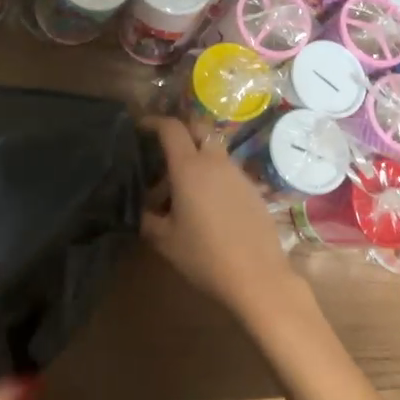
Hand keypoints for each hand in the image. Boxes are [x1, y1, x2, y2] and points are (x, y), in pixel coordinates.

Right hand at [143, 116, 305, 323]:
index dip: (154, 122)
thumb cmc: (204, 256)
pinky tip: (207, 207)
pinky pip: (228, 173)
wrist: (258, 277)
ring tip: (182, 191)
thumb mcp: (164, 240)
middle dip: (181, 134)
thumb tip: (141, 208)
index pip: (171, 128)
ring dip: (197, 160)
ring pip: (214, 153)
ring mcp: (238, 174)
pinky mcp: (253, 190)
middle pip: (198, 131)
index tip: (141, 128)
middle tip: (164, 156)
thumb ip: (147, 218)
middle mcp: (215, 163)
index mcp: (189, 168)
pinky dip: (213, 178)